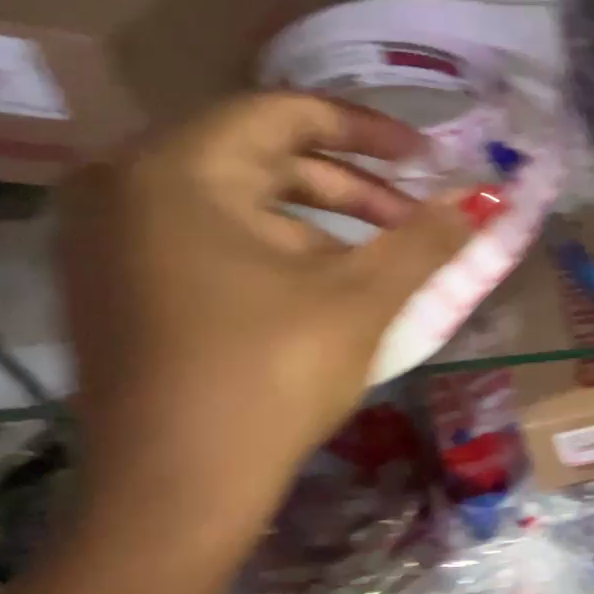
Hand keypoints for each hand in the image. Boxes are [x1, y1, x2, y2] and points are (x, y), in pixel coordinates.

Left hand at [58, 93, 472, 530]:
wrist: (179, 481)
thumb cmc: (273, 373)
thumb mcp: (366, 299)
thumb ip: (427, 239)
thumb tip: (481, 202)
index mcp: (179, 171)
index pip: (285, 112)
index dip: (370, 130)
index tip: (431, 160)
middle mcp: (128, 185)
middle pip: (262, 155)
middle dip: (355, 186)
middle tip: (418, 222)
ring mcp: (112, 237)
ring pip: (239, 201)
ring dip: (324, 223)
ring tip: (384, 266)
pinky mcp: (118, 282)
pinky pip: (210, 237)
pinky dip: (279, 249)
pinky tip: (327, 294)